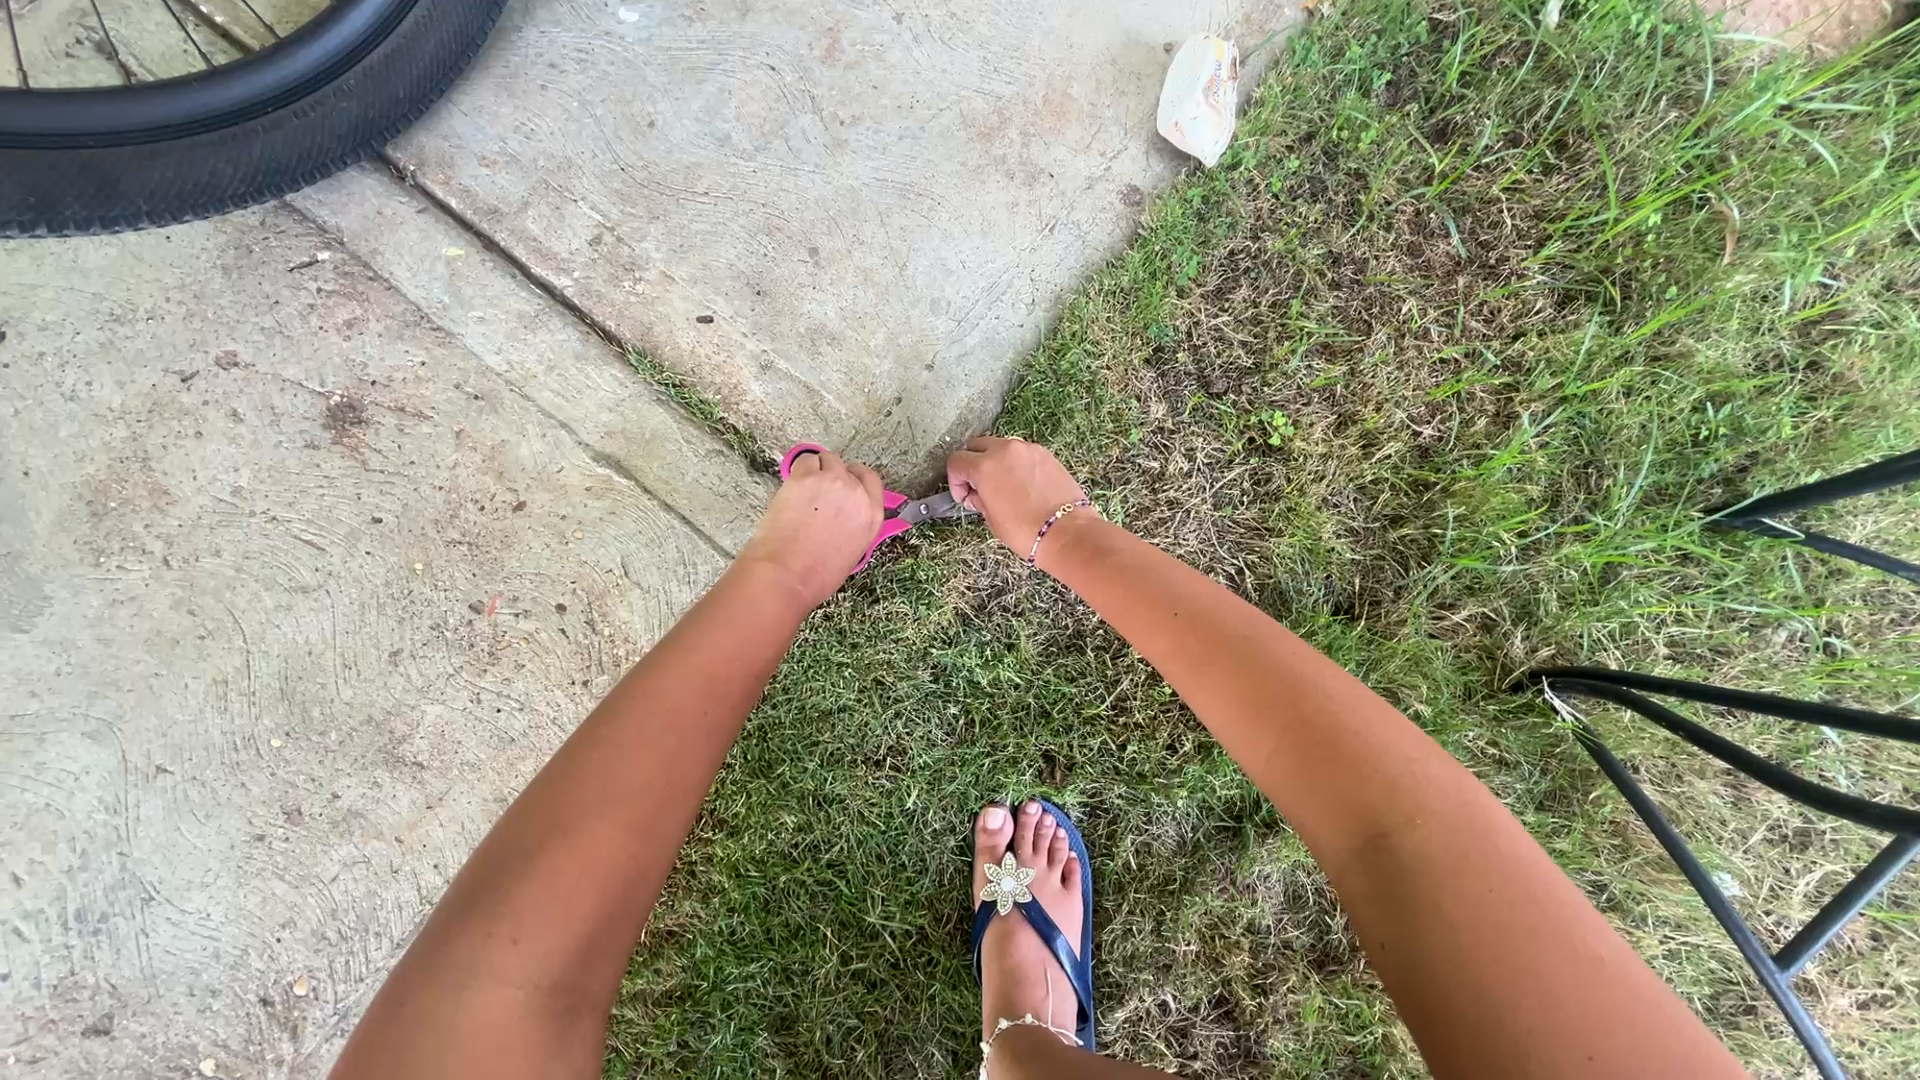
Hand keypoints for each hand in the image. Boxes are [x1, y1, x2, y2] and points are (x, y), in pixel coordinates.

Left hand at [735, 450, 884, 609]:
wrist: (787, 574)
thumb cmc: (816, 575)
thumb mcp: (852, 553)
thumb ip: (854, 526)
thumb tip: (842, 517)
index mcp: (872, 515)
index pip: (871, 481)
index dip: (856, 478)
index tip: (846, 480)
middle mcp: (856, 494)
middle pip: (848, 468)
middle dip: (835, 475)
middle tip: (819, 488)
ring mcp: (831, 481)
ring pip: (827, 460)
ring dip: (817, 469)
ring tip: (804, 487)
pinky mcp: (805, 477)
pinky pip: (805, 461)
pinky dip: (799, 469)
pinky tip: (792, 485)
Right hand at [945, 436, 1087, 554]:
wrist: (1065, 532)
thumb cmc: (1025, 530)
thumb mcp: (992, 518)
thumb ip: (979, 499)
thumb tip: (976, 494)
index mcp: (985, 466)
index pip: (957, 461)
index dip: (955, 480)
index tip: (963, 495)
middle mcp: (1004, 450)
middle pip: (976, 446)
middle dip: (972, 464)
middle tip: (978, 487)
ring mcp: (1027, 449)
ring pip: (1001, 447)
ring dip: (995, 461)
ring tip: (1002, 487)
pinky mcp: (1045, 454)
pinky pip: (1022, 453)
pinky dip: (1016, 464)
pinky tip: (1022, 485)